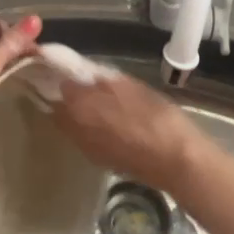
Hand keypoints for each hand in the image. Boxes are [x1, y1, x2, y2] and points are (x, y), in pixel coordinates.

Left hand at [53, 73, 207, 194]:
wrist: (176, 162)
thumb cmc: (154, 117)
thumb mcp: (129, 86)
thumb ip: (99, 78)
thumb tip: (80, 74)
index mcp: (80, 107)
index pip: (57, 87)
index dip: (64, 77)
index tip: (72, 70)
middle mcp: (75, 130)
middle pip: (59, 110)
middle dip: (67, 98)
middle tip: (83, 86)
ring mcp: (87, 149)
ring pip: (71, 127)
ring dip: (77, 114)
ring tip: (99, 104)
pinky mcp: (101, 163)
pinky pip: (85, 139)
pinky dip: (89, 129)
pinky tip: (110, 124)